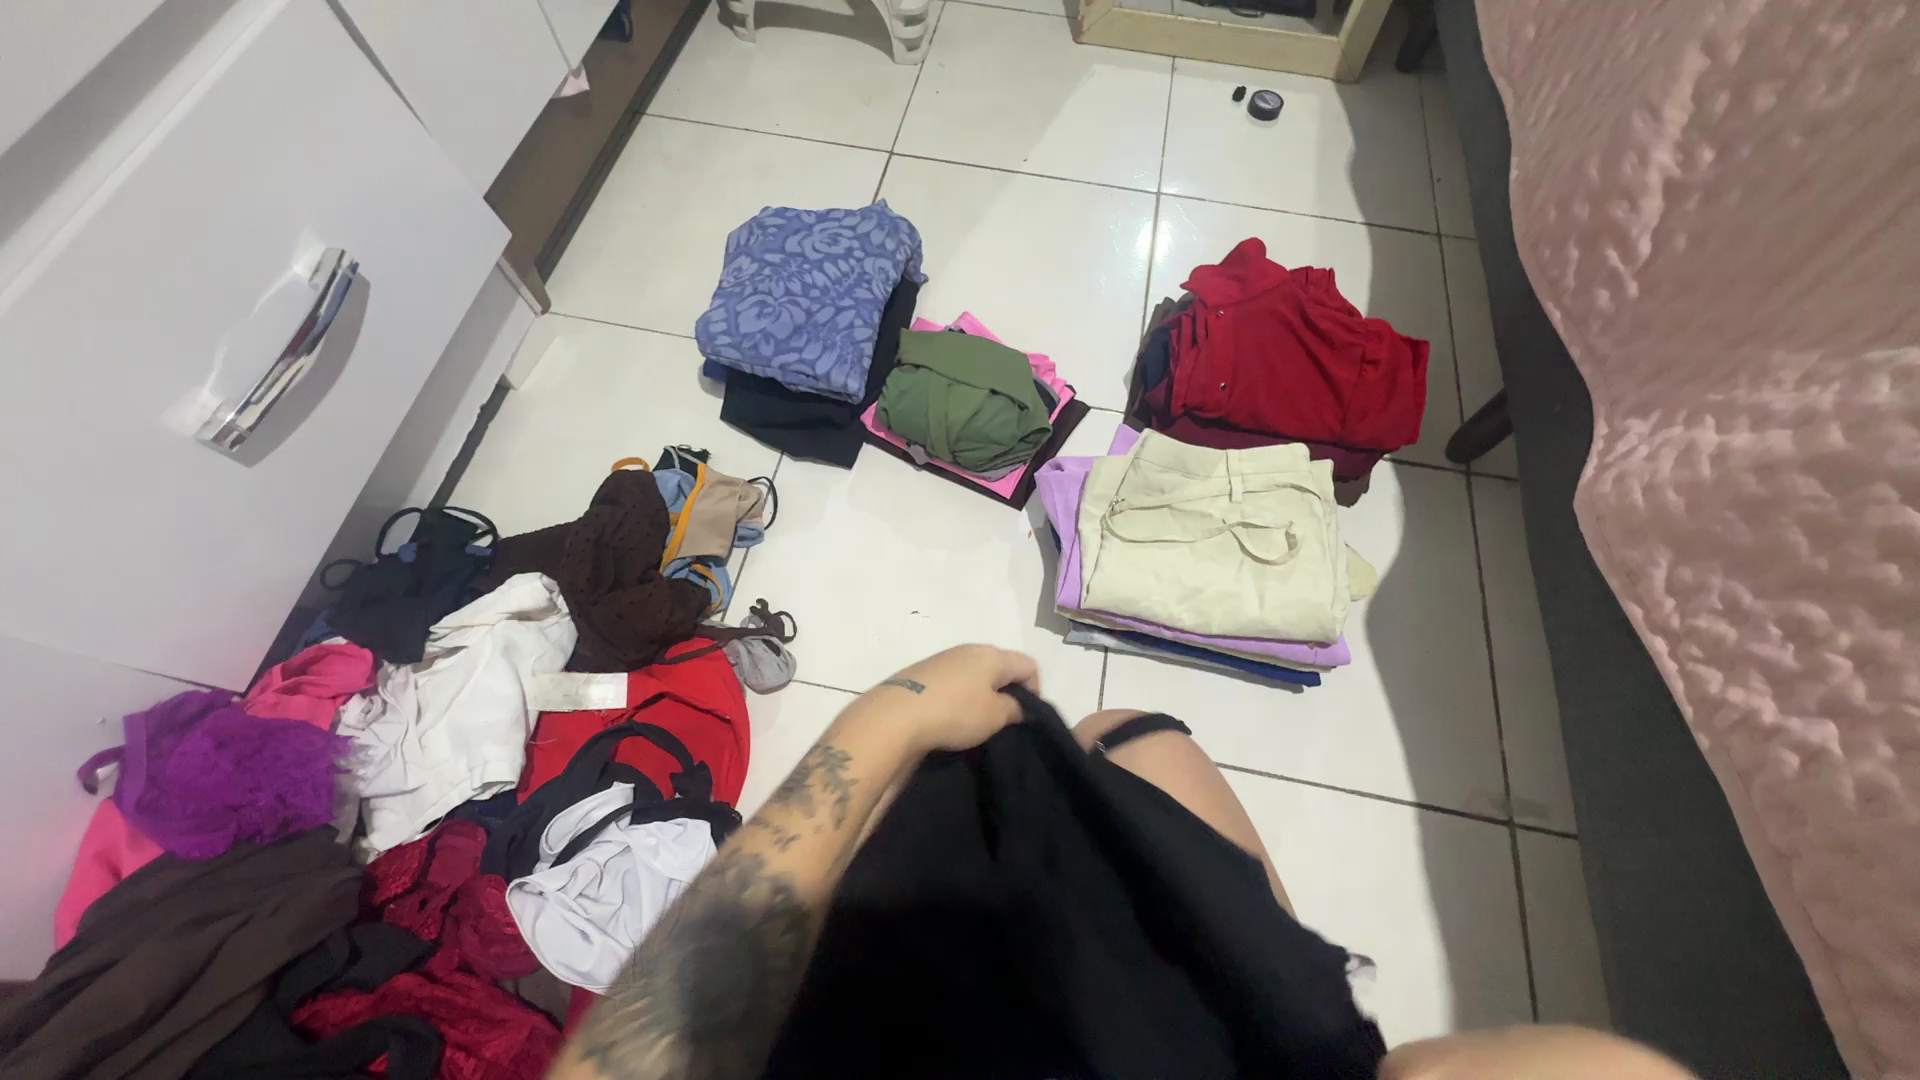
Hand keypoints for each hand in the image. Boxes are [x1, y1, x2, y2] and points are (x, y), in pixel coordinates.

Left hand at [855, 645, 1040, 753]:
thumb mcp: (995, 716)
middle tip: (1004, 721)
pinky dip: (959, 698)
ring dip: (981, 695)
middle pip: (1000, 666)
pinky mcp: (921, 674)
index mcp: (991, 654)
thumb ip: (1016, 708)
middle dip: (1007, 691)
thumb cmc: (955, 712)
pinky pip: (952, 683)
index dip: (1035, 690)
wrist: (894, 716)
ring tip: (977, 723)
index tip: (1027, 716)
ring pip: (974, 675)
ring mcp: (942, 660)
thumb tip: (1020, 705)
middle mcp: (967, 650)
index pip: (1028, 664)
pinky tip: (951, 719)